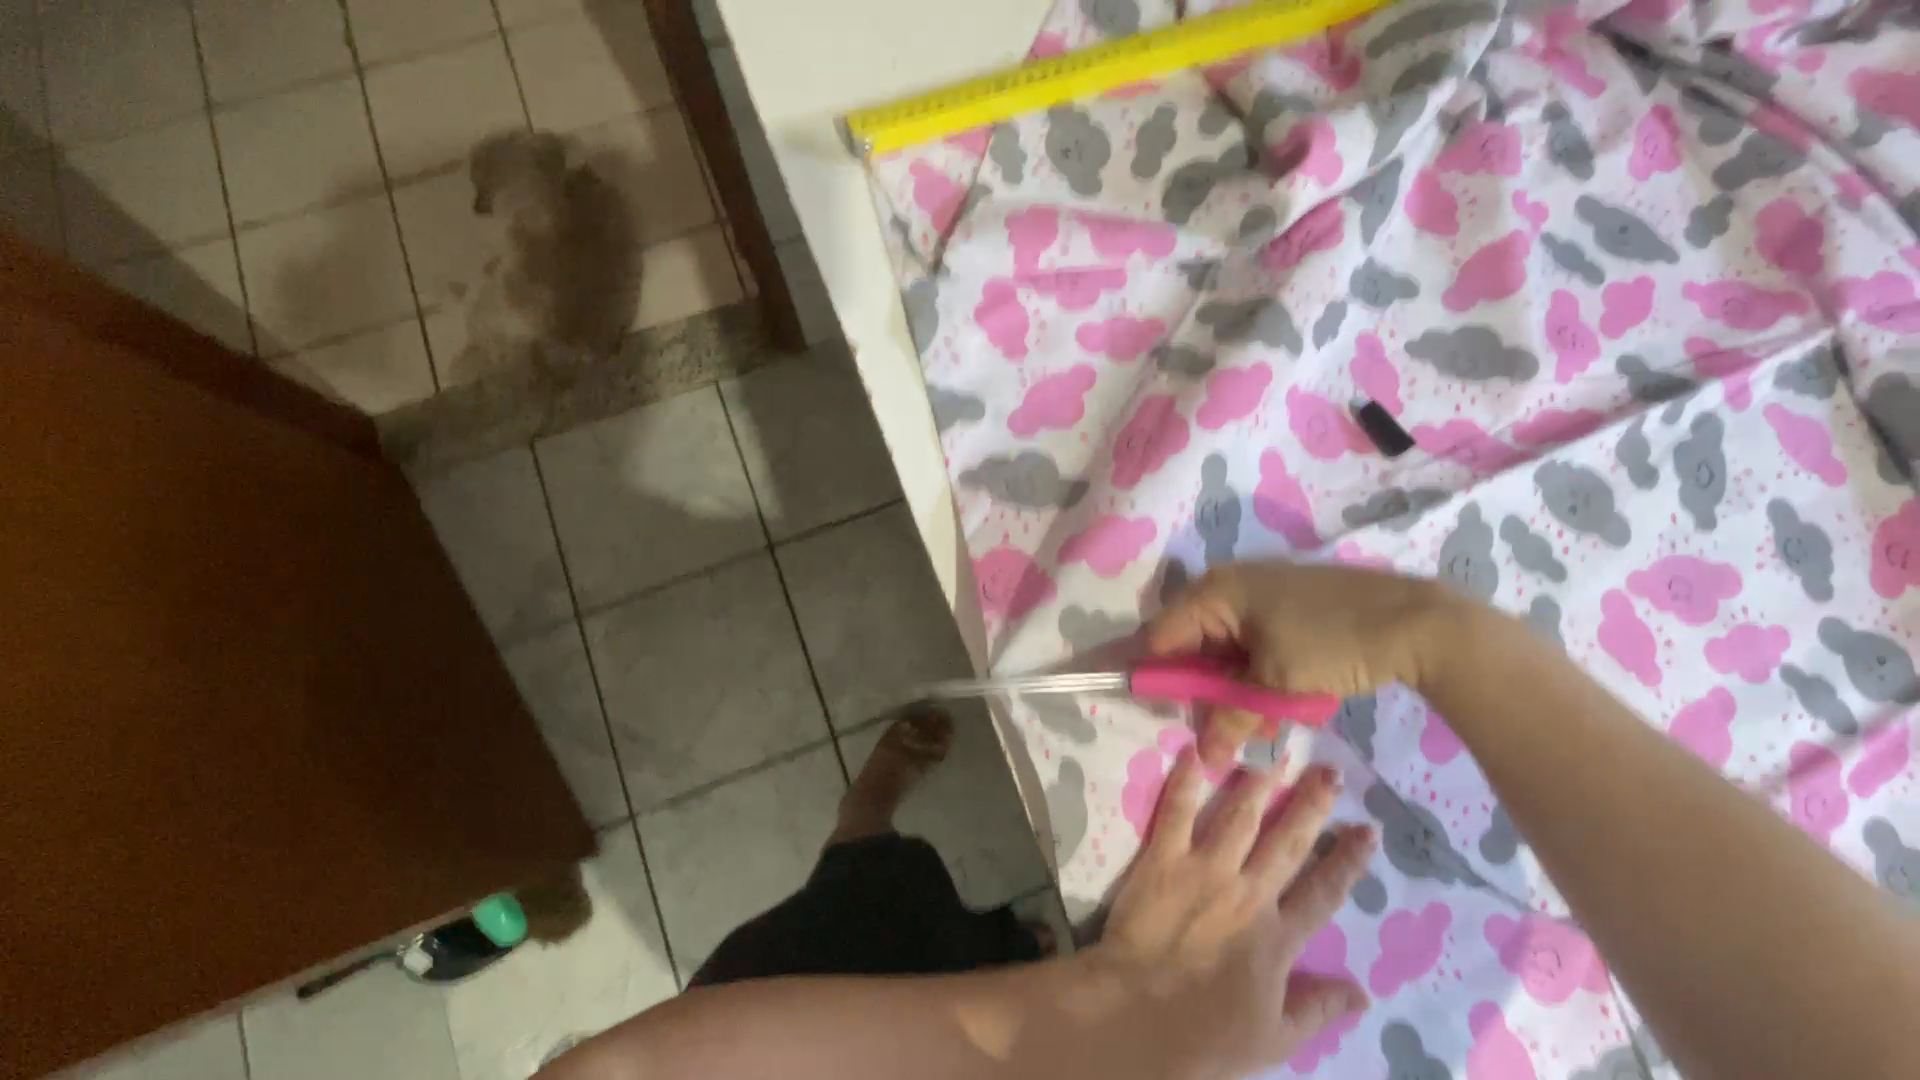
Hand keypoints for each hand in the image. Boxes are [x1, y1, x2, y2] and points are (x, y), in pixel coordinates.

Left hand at [1089, 754, 1375, 1078]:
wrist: (1137, 1015)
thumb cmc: (1205, 1033)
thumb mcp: (1275, 1037)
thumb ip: (1319, 1009)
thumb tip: (1363, 993)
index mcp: (1279, 936)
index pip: (1324, 891)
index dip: (1348, 861)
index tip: (1368, 830)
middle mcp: (1249, 893)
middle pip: (1288, 841)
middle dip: (1312, 805)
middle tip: (1331, 772)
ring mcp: (1205, 870)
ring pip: (1240, 816)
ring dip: (1261, 783)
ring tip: (1277, 753)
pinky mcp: (1162, 859)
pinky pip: (1176, 812)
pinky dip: (1185, 781)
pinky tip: (1194, 752)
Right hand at [1148, 561, 1462, 766]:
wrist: (1419, 622)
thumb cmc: (1333, 642)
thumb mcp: (1275, 684)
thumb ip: (1231, 718)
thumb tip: (1203, 756)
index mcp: (1214, 592)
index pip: (1160, 638)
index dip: (1158, 680)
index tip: (1170, 719)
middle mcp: (1228, 587)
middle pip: (1192, 646)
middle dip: (1206, 693)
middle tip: (1225, 731)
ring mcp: (1259, 596)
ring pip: (1225, 651)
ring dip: (1236, 691)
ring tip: (1266, 724)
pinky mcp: (1285, 609)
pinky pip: (1253, 646)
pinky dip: (1259, 676)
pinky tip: (1283, 704)